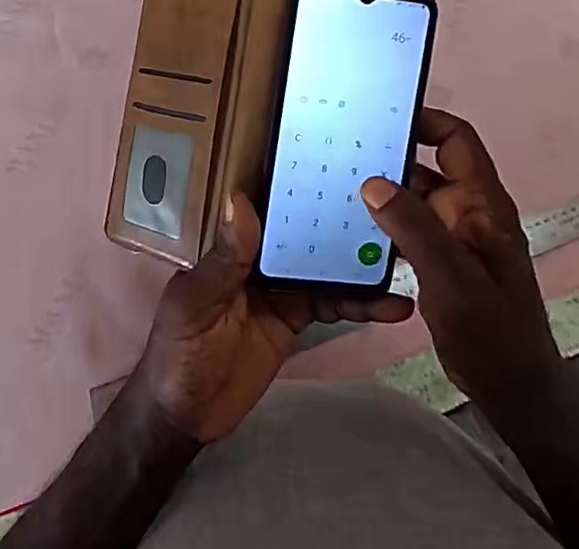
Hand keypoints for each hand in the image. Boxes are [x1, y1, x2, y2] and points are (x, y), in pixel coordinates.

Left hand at [135, 191, 413, 441]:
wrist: (188, 414)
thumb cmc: (179, 349)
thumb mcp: (197, 302)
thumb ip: (224, 259)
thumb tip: (240, 199)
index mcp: (229, 242)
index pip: (264, 205)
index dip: (294, 184)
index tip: (333, 165)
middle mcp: (257, 256)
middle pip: (301, 230)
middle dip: (337, 218)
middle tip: (384, 205)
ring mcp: (279, 285)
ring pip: (324, 264)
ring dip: (358, 262)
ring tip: (400, 256)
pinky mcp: (296, 315)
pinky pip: (333, 302)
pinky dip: (361, 304)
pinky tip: (393, 306)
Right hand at [359, 108, 569, 411]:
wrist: (512, 388)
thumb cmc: (493, 333)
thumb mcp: (452, 277)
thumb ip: (415, 227)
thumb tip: (374, 183)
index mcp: (482, 204)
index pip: (457, 140)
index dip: (425, 121)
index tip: (383, 116)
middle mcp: (468, 211)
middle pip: (428, 166)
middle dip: (391, 156)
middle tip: (345, 150)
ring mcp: (454, 235)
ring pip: (414, 197)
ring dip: (384, 191)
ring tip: (340, 183)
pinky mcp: (440, 259)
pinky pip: (408, 226)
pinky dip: (385, 221)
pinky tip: (354, 225)